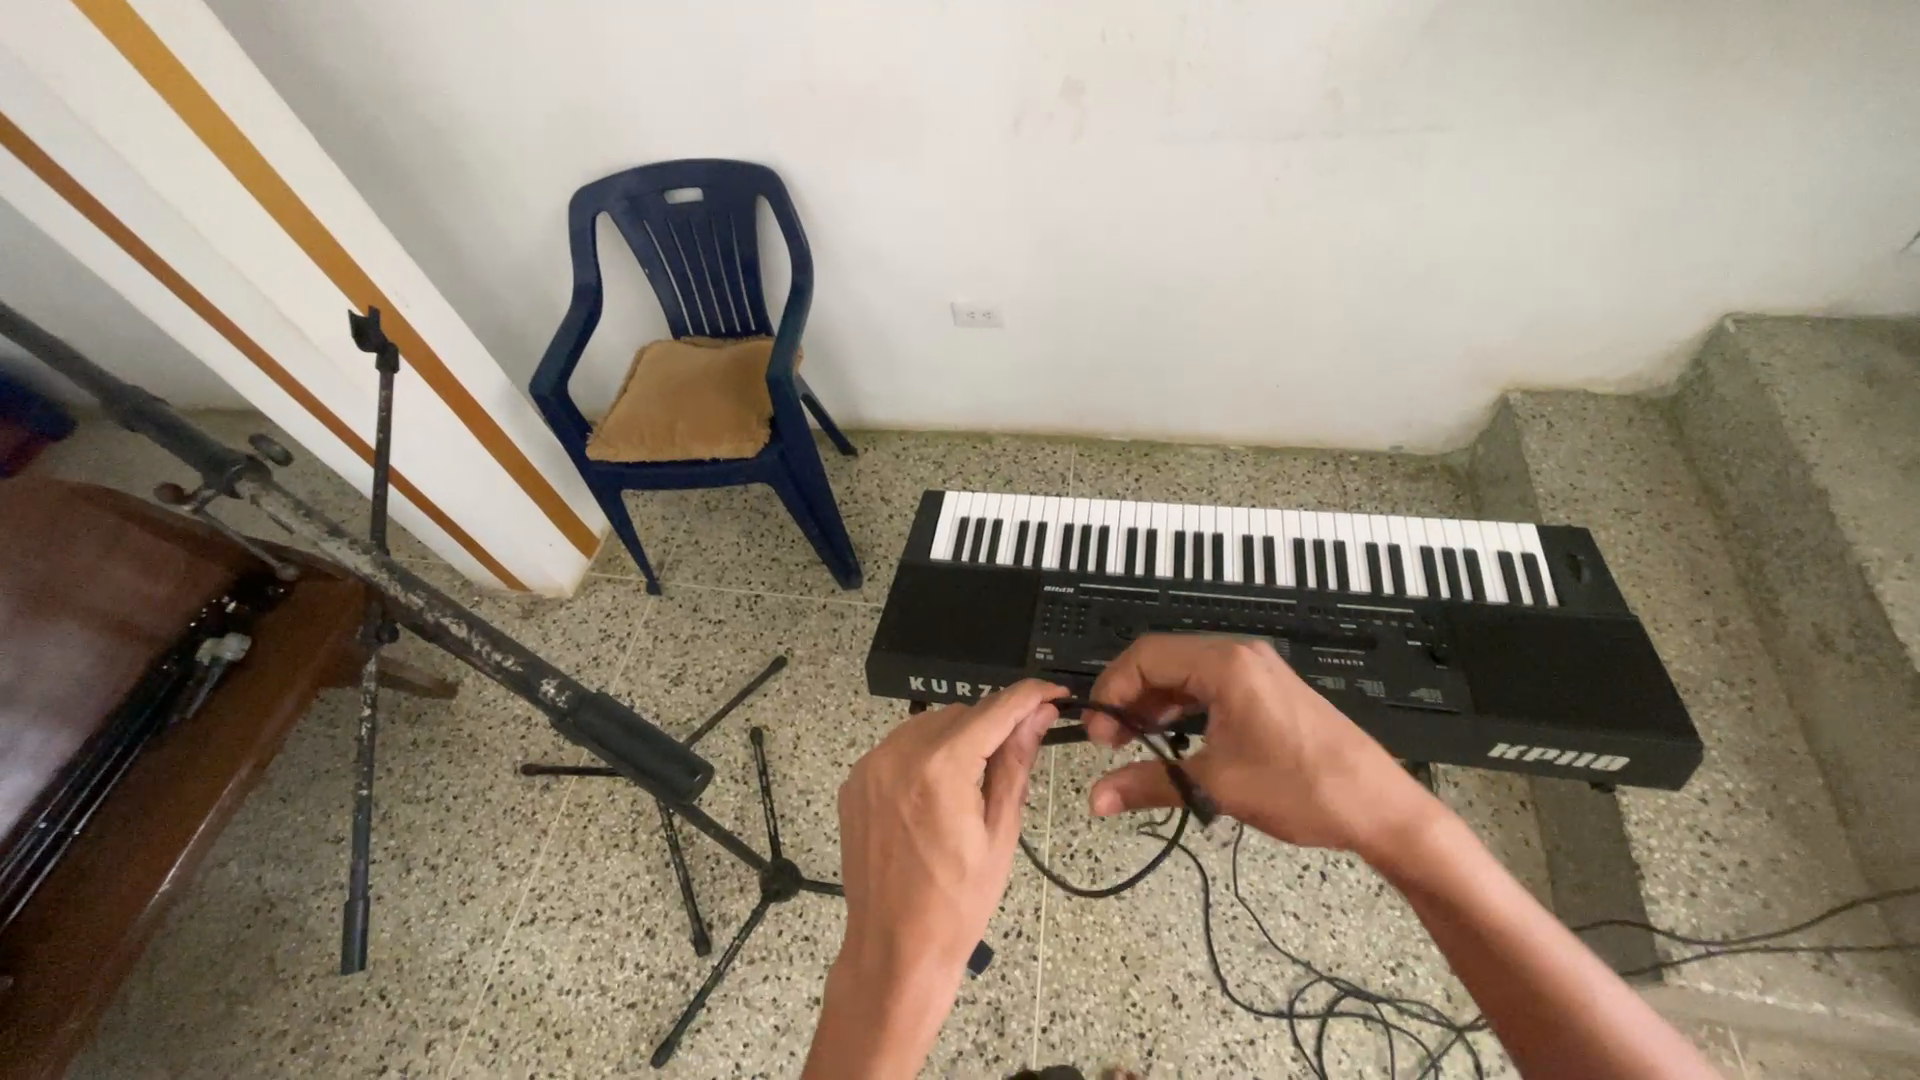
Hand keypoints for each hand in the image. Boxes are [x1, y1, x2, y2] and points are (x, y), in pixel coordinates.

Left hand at [805, 680, 1060, 1078]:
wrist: (893, 949)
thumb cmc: (957, 903)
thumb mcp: (1000, 833)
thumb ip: (1016, 763)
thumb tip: (1039, 714)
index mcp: (941, 768)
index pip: (995, 710)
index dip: (1030, 696)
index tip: (1055, 693)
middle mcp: (898, 754)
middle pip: (962, 714)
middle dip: (994, 726)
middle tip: (1016, 758)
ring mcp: (870, 766)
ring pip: (929, 725)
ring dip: (959, 739)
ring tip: (974, 784)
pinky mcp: (855, 781)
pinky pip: (900, 747)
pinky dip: (925, 755)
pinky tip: (938, 792)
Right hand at [1086, 635, 1439, 855]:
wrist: (1381, 809)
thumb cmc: (1300, 789)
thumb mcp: (1215, 785)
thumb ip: (1147, 783)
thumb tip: (1094, 800)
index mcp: (1225, 663)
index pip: (1145, 656)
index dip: (1112, 690)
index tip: (1096, 733)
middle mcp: (1240, 656)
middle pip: (1162, 662)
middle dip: (1129, 699)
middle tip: (1109, 743)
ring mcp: (1257, 672)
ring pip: (1185, 676)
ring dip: (1154, 706)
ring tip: (1133, 744)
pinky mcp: (1268, 692)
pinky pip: (1209, 689)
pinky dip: (1183, 711)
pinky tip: (1172, 741)